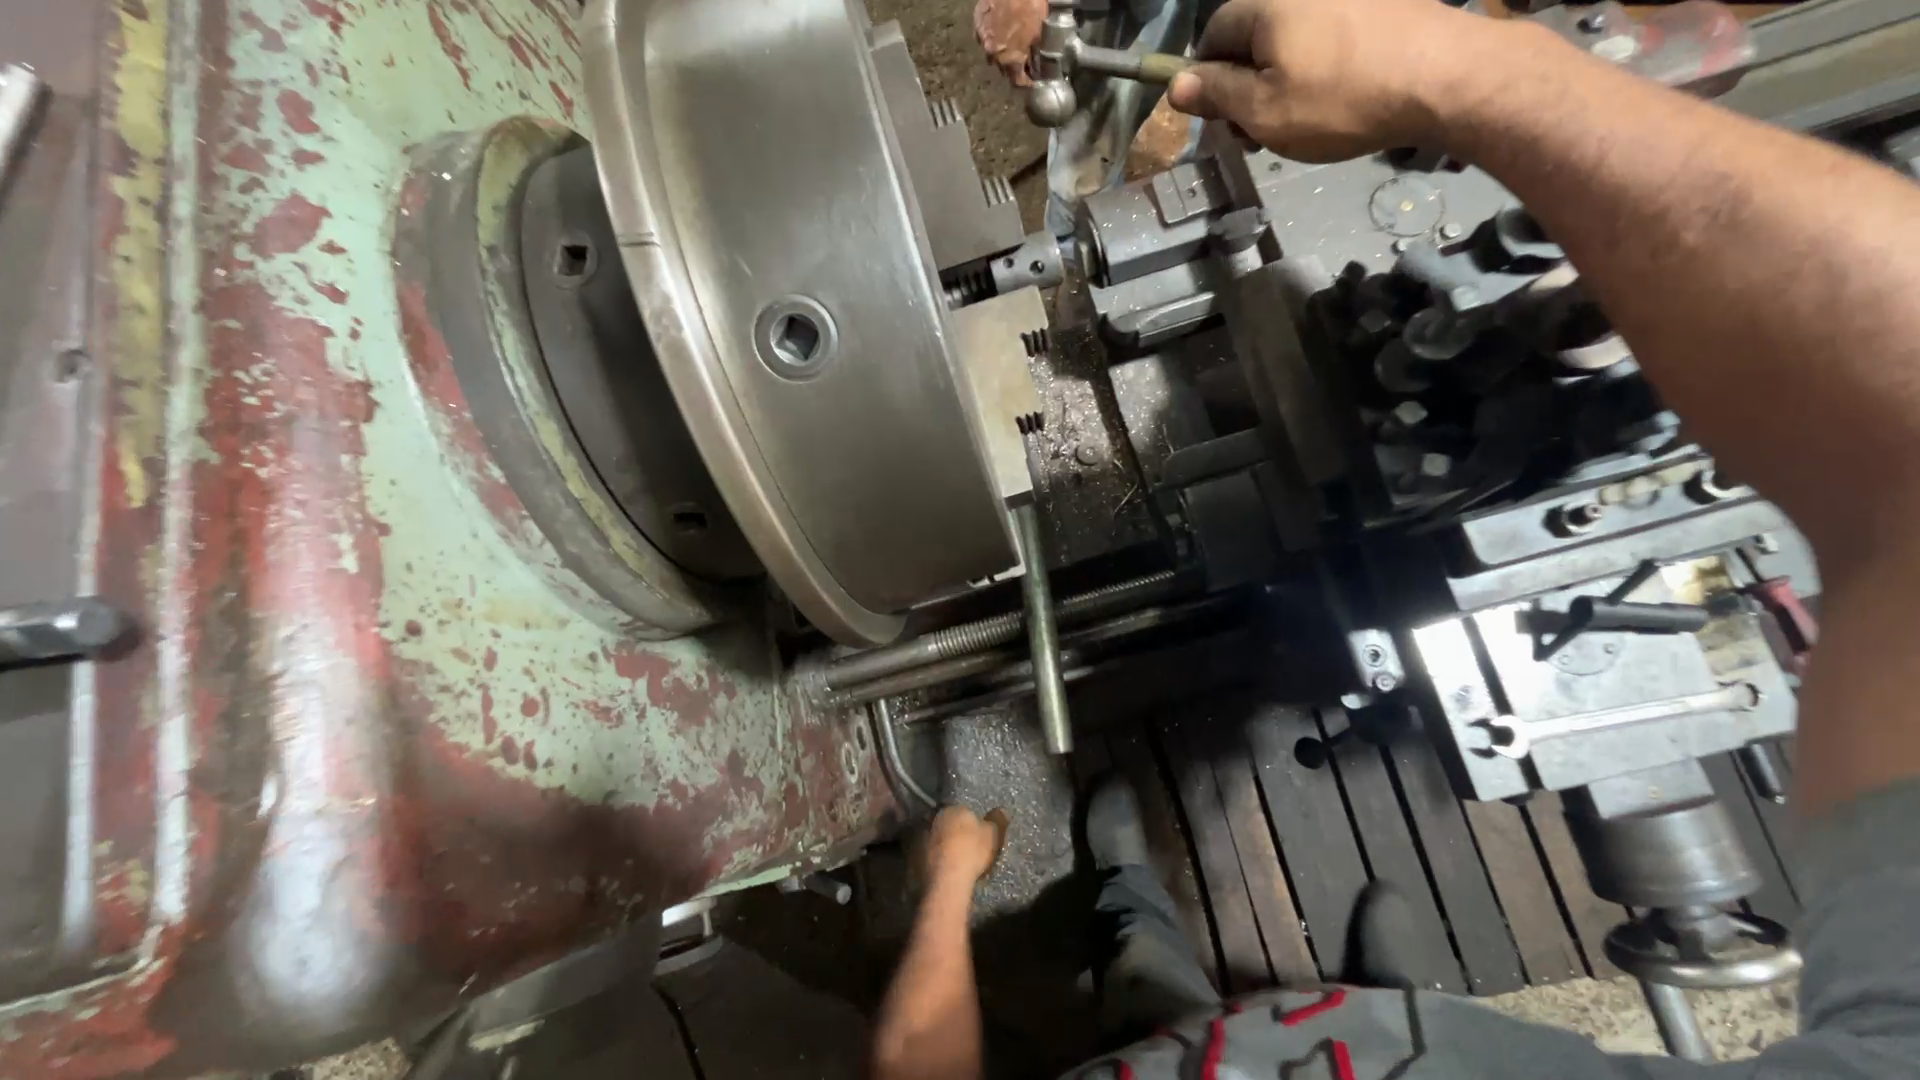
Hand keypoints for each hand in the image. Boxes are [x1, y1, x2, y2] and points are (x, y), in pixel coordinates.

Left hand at [923, 805, 1007, 886]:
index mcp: (952, 809)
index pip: (961, 810)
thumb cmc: (972, 851)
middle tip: (961, 847)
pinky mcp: (911, 856)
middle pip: (944, 823)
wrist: (946, 880)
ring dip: (938, 845)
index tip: (974, 835)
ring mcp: (919, 837)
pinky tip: (938, 870)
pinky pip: (923, 854)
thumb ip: (997, 820)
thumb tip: (1001, 810)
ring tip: (949, 860)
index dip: (968, 823)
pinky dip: (929, 859)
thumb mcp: (993, 834)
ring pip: (932, 838)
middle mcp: (932, 818)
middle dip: (951, 832)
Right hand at [974, 0, 1047, 86]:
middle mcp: (993, 54)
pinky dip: (991, 35)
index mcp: (1010, 60)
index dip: (1027, 82)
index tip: (1032, 79)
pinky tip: (999, 29)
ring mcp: (982, 38)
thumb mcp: (1041, 33)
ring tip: (1010, 43)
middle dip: (1014, 66)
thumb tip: (1040, 66)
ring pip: (992, 53)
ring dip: (1001, 51)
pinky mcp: (977, 22)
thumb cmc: (1030, 6)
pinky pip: (983, 35)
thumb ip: (1038, 54)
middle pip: (1004, 69)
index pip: (1018, 82)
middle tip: (1023, 58)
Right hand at [1165, 0, 1506, 161]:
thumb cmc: (1341, 99)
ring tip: (1296, 122)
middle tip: (1256, 132)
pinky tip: (1333, 98)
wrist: (1445, 78)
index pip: (1213, 33)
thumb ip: (1216, 95)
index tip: (1217, 118)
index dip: (1205, 78)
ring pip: (1291, 38)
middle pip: (1253, 35)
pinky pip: (1327, 34)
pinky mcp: (1379, 3)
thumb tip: (1176, 84)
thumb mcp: (1263, 111)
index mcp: (1267, 4)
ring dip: (1281, 79)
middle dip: (1244, 82)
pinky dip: (1317, 66)